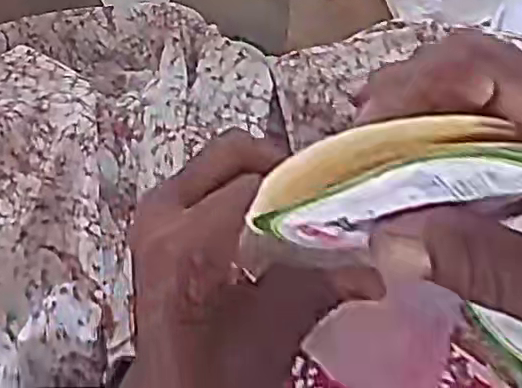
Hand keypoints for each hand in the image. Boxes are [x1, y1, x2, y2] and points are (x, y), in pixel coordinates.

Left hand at [124, 132, 340, 387]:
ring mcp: (155, 210)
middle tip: (310, 193)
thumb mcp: (269, 336)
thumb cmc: (209, 376)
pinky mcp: (156, 215)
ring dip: (258, 176)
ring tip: (289, 207)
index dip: (298, 187)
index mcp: (187, 241)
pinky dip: (238, 188)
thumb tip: (366, 270)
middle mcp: (162, 212)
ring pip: (218, 162)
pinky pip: (205, 179)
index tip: (330, 198)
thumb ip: (315, 288)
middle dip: (277, 167)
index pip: (255, 183)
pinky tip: (262, 220)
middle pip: (231, 154)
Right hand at [357, 32, 521, 387]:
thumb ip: (502, 274)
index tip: (366, 127)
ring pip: (484, 84)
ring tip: (375, 153)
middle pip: (486, 65)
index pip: (507, 72)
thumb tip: (384, 239)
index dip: (423, 85)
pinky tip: (420, 165)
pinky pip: (498, 117)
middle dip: (411, 96)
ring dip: (423, 113)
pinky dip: (448, 137)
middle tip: (358, 146)